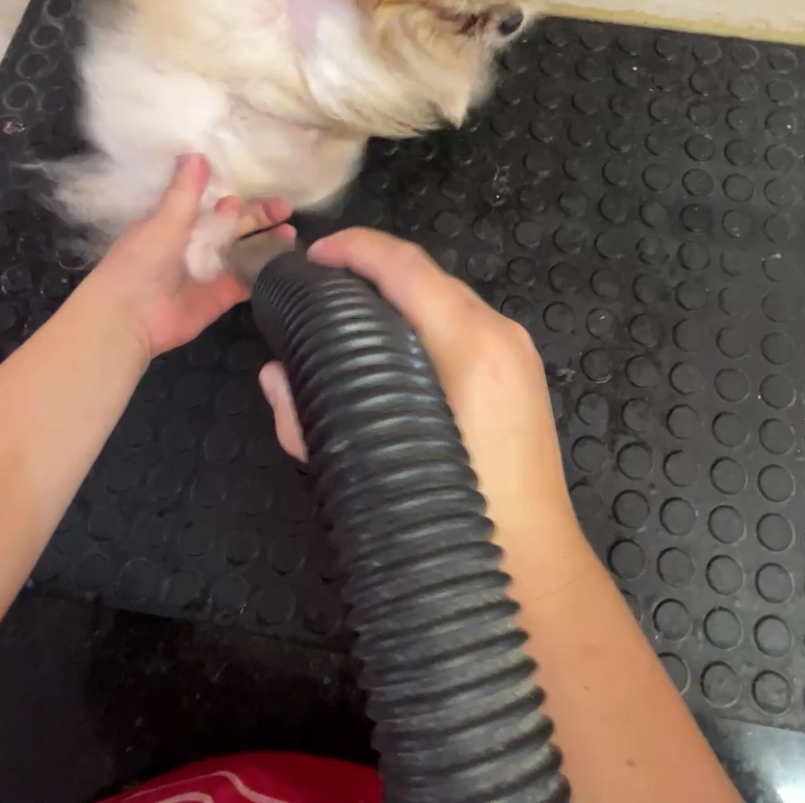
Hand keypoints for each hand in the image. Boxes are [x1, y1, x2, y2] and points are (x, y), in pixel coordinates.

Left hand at [81, 154, 291, 358]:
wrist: (131, 316)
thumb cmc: (141, 262)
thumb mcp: (163, 220)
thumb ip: (185, 191)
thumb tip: (197, 153)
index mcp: (181, 224)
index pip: (215, 205)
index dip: (239, 197)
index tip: (264, 188)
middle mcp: (199, 245)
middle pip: (236, 227)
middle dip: (260, 217)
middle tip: (286, 209)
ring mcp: (213, 271)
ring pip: (247, 252)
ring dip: (268, 243)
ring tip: (291, 235)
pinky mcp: (224, 296)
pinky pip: (250, 281)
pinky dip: (267, 273)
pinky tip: (287, 264)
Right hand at [256, 228, 580, 557]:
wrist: (530, 558)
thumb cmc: (446, 518)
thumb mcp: (363, 470)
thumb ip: (306, 418)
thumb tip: (274, 373)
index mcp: (470, 345)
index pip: (405, 266)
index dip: (353, 247)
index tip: (311, 255)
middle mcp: (500, 333)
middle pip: (428, 275)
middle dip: (371, 270)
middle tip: (322, 286)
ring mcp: (518, 349)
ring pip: (448, 297)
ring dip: (399, 294)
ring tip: (352, 311)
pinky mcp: (523, 368)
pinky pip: (466, 324)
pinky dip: (426, 320)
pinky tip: (396, 346)